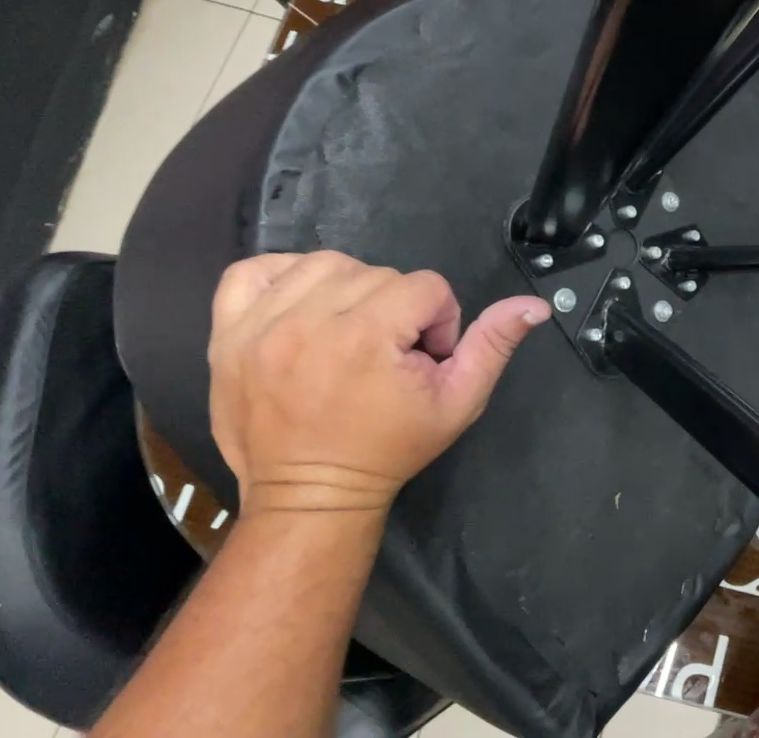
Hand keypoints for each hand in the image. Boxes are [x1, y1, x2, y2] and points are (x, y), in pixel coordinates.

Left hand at [207, 251, 548, 517]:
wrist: (310, 494)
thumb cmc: (391, 448)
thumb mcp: (459, 401)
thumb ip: (494, 345)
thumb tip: (533, 305)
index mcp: (367, 337)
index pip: (425, 286)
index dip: (437, 321)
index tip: (423, 360)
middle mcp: (309, 321)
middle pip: (378, 272)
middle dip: (397, 307)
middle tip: (391, 354)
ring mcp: (260, 326)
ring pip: (325, 264)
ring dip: (350, 289)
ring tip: (351, 330)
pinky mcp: (225, 334)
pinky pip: (252, 272)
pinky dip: (283, 278)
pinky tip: (303, 307)